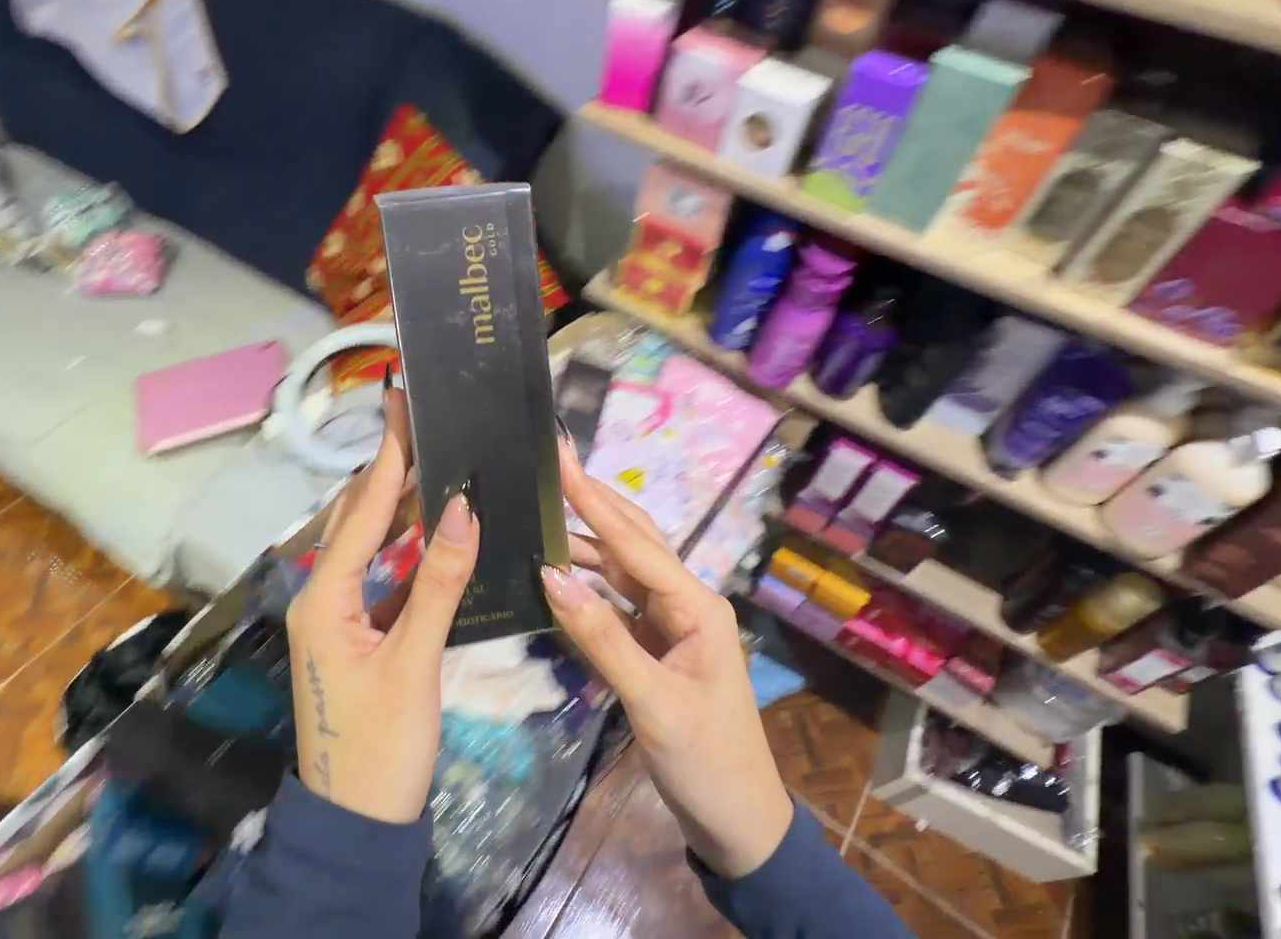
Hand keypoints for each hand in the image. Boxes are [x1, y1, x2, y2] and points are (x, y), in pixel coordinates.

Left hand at [284, 387, 480, 823]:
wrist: (360, 820)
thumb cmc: (382, 743)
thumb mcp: (414, 660)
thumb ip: (439, 581)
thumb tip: (462, 508)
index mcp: (324, 598)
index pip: (362, 514)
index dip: (386, 459)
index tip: (401, 407)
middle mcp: (323, 597)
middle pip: (358, 520)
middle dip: (388, 470)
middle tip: (419, 421)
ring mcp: (339, 617)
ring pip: (371, 546)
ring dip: (398, 505)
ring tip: (430, 458)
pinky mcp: (360, 634)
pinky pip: (384, 575)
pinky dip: (408, 547)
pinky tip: (433, 527)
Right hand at [543, 443, 793, 877]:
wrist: (738, 820)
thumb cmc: (704, 759)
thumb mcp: (652, 701)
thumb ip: (601, 637)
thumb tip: (551, 576)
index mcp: (696, 606)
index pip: (636, 544)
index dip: (594, 502)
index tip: (561, 460)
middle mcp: (685, 604)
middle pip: (635, 543)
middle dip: (595, 505)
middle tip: (552, 468)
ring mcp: (670, 625)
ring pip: (623, 571)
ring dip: (587, 544)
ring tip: (542, 515)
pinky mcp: (655, 648)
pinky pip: (617, 604)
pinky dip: (588, 586)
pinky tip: (560, 574)